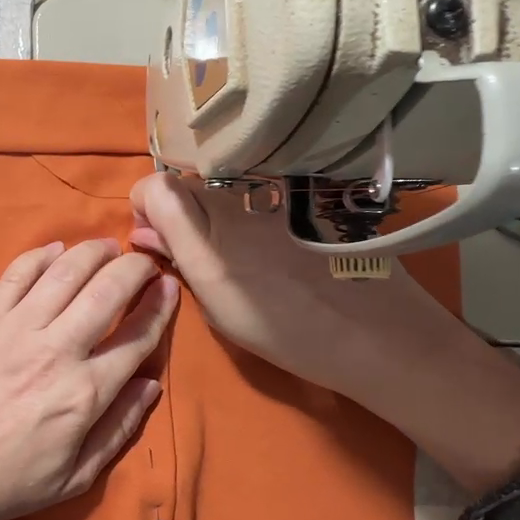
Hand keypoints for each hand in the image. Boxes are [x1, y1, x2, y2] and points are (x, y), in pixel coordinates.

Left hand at [0, 239, 178, 519]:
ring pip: (65, 271)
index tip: (170, 287)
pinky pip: (17, 273)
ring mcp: (16, 328)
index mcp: (84, 393)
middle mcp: (56, 350)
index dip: (160, 307)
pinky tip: (56, 250)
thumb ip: (119, 428)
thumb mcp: (75, 477)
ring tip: (107, 247)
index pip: (136, 337)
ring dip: (92, 252)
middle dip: (135, 267)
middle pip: (107, 291)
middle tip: (145, 260)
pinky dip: (41, 255)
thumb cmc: (7, 481)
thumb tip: (152, 383)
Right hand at [127, 172, 455, 393]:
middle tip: (194, 246)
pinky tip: (272, 240)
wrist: (377, 332)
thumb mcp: (218, 311)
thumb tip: (143, 233)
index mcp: (208, 245)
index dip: (145, 204)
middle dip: (176, 207)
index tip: (156, 235)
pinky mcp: (299, 191)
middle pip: (184, 181)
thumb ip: (177, 261)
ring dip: (212, 207)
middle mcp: (235, 206)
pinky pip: (254, 188)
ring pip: (218, 184)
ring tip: (238, 247)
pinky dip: (247, 206)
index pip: (155, 186)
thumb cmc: (289, 337)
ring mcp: (269, 194)